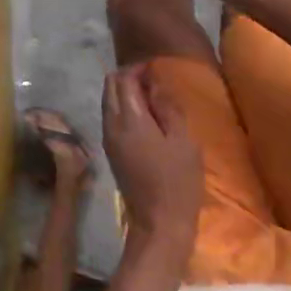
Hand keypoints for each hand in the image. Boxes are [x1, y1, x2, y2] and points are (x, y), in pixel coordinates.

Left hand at [102, 64, 203, 252]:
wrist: (159, 222)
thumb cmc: (178, 181)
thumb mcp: (183, 140)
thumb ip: (167, 107)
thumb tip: (155, 85)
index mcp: (129, 119)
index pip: (123, 80)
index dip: (137, 69)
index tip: (156, 68)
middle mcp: (111, 125)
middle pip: (109, 87)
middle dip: (127, 77)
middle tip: (152, 80)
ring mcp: (108, 138)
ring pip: (108, 101)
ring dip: (124, 92)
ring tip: (151, 96)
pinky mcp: (111, 151)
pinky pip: (110, 117)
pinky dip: (123, 107)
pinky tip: (144, 115)